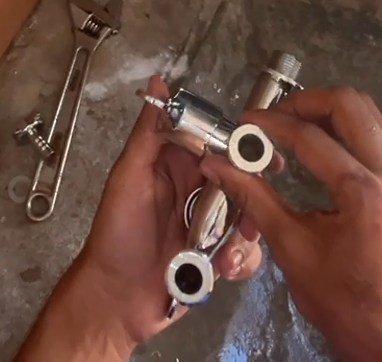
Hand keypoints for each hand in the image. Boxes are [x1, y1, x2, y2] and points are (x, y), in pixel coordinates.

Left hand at [16, 76, 262, 360]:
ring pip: (247, 215)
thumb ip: (148, 132)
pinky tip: (224, 270)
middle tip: (251, 216)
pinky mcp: (216, 255)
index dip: (242, 148)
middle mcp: (196, 187)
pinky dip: (240, 259)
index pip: (216, 142)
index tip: (266, 157)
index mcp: (175, 162)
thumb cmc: (116, 233)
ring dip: (244, 233)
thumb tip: (158, 81)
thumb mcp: (128, 177)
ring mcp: (208, 222)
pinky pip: (243, 251)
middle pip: (240, 180)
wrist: (115, 299)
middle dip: (251, 198)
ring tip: (227, 252)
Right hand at [202, 86, 381, 361]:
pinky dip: (343, 125)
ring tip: (291, 125)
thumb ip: (252, 197)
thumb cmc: (340, 299)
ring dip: (325, 109)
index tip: (245, 123)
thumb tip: (215, 165)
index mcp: (362, 193)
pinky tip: (316, 143)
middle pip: (348, 104)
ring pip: (365, 111)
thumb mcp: (290, 248)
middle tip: (273, 118)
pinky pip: (373, 131)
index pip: (309, 137)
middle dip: (304, 101)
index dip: (271, 123)